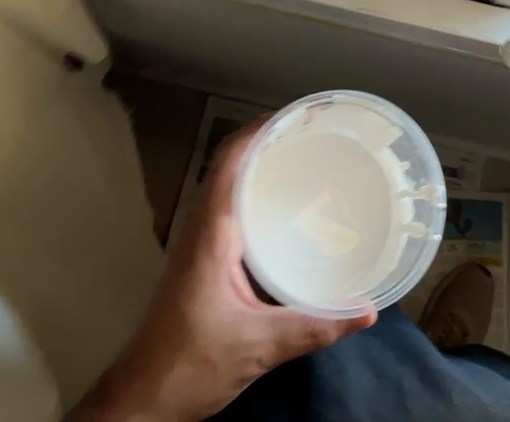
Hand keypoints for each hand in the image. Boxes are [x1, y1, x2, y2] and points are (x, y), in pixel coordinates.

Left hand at [70, 119, 374, 421]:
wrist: (141, 399)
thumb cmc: (189, 363)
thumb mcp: (258, 346)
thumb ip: (314, 326)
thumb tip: (368, 311)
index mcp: (211, 231)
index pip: (232, 160)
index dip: (262, 129)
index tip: (300, 115)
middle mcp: (202, 227)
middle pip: (231, 164)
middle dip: (269, 139)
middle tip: (313, 133)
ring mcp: (198, 242)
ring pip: (228, 185)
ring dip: (260, 164)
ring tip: (304, 158)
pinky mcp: (202, 260)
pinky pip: (230, 208)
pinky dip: (255, 192)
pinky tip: (284, 210)